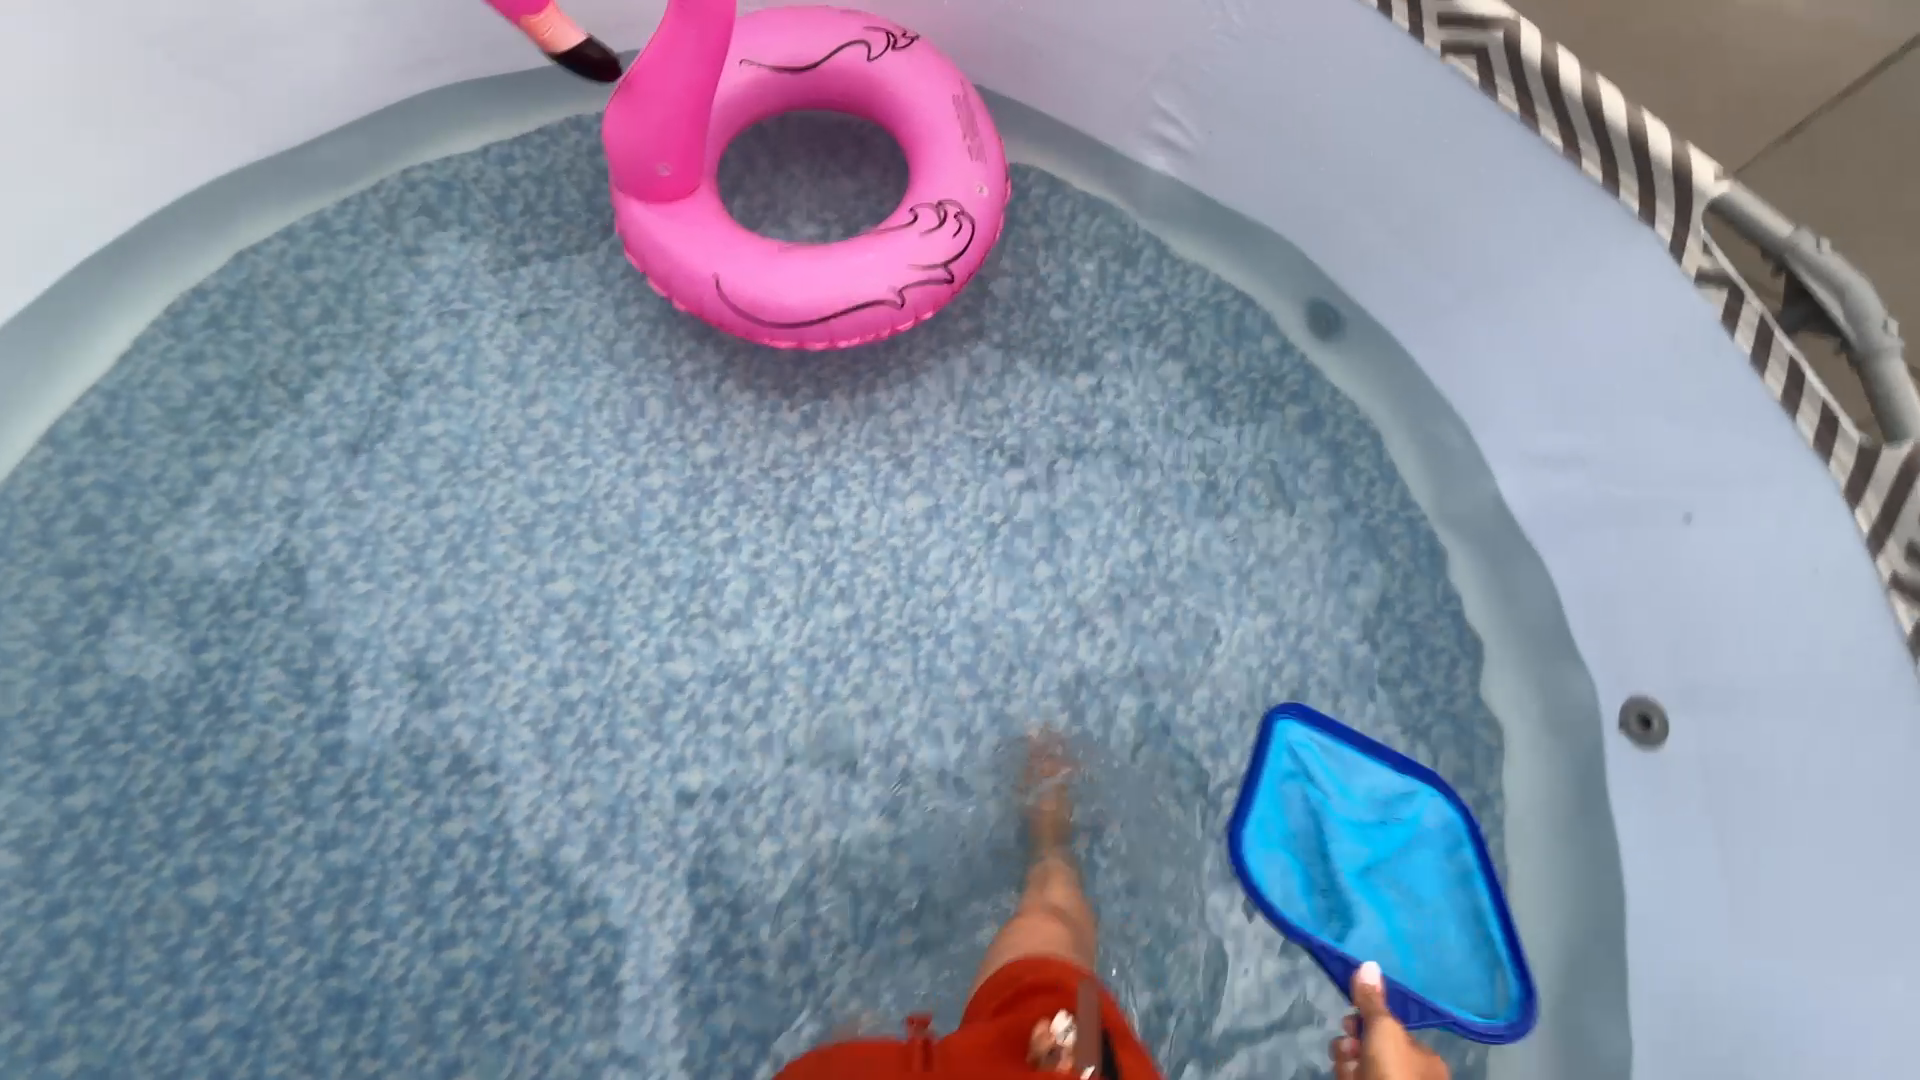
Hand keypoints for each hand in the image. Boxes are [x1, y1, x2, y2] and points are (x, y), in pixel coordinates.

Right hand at [1327, 961, 1448, 1079]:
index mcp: (1424, 1058)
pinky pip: (1353, 1078)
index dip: (1364, 1022)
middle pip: (1368, 1046)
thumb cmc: (1395, 1074)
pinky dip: (1347, 1077)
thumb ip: (1372, 1000)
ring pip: (1358, 1065)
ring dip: (1346, 1062)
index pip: (1386, 1029)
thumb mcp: (1384, 1030)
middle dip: (1351, 1044)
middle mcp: (1411, 1075)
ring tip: (1349, 1070)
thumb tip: (1368, 962)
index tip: (1350, 1023)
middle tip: (1350, 1050)